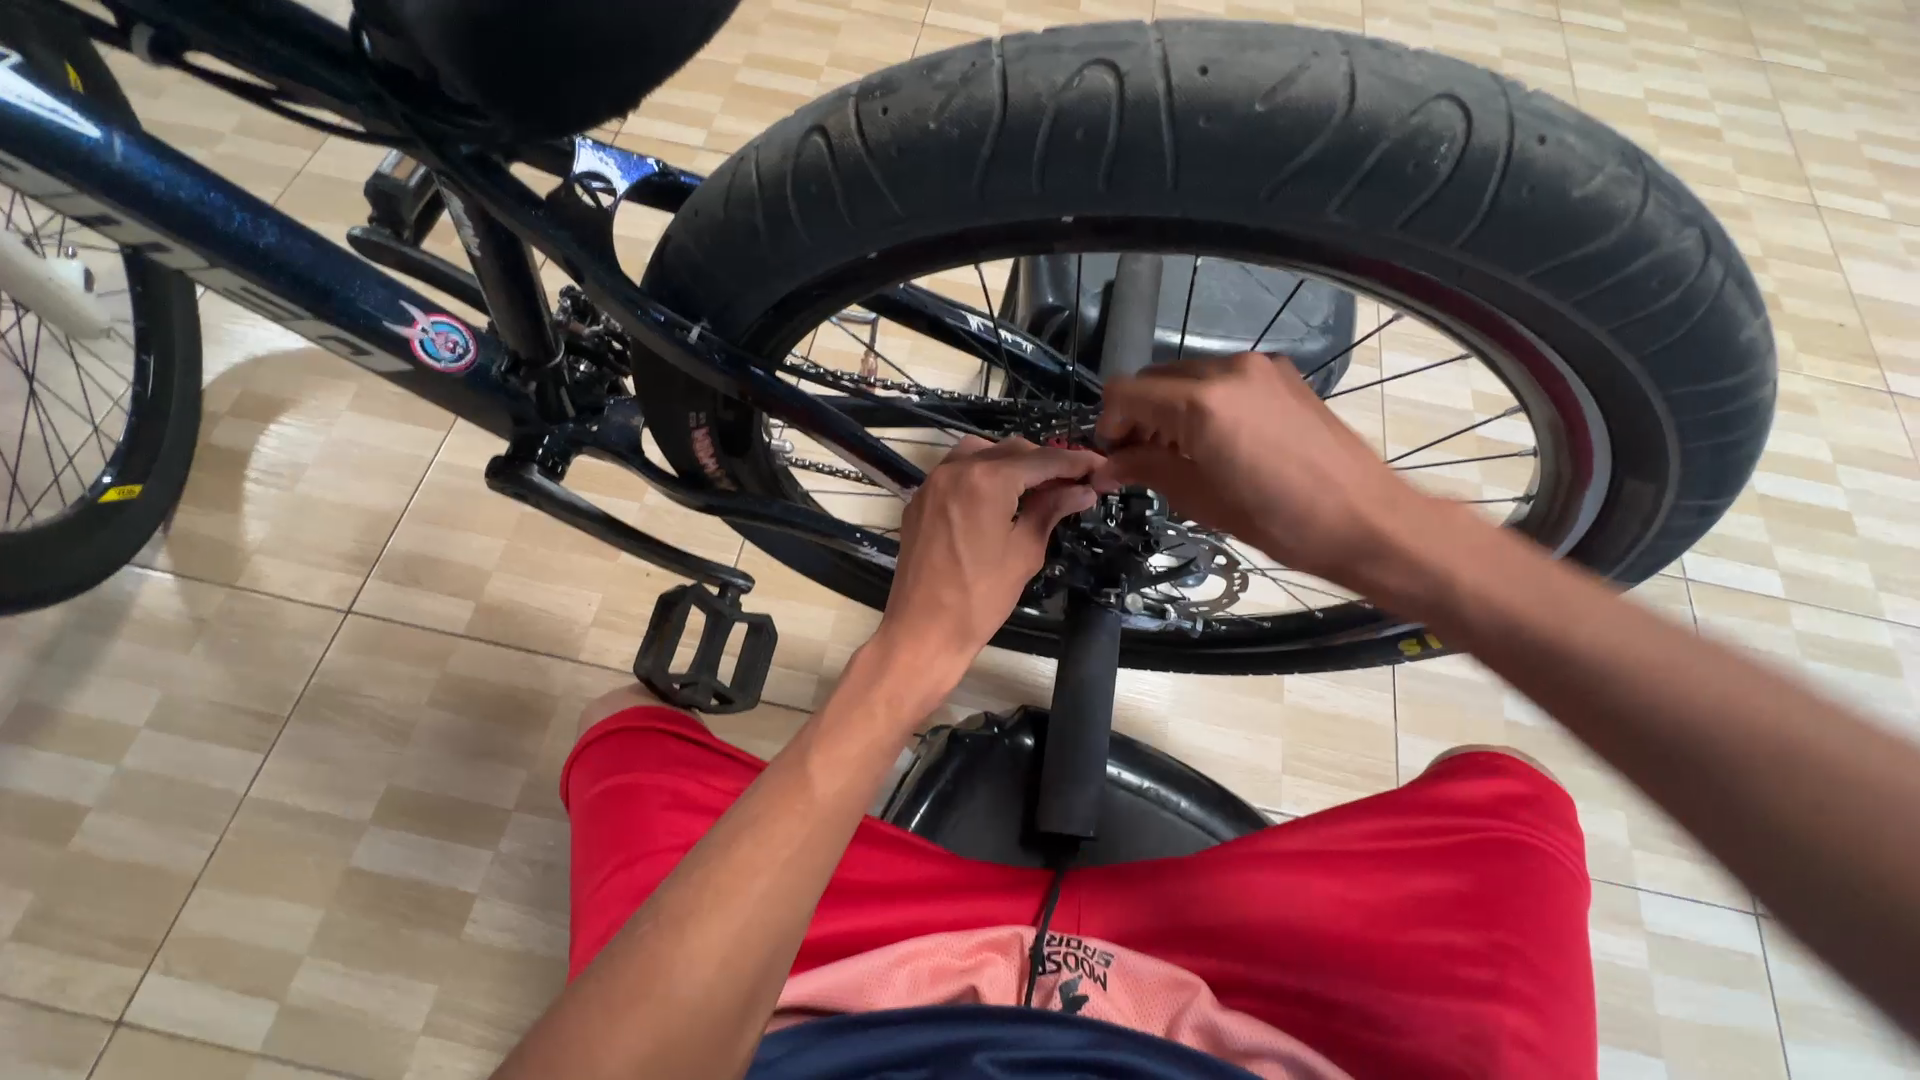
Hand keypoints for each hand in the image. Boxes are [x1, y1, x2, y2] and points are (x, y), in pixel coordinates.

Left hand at [873, 435, 1102, 684]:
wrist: (924, 630)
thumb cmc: (981, 597)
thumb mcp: (1025, 552)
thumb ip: (1051, 511)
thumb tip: (1082, 491)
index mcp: (986, 480)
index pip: (1041, 460)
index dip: (1074, 462)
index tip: (1098, 466)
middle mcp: (956, 469)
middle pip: (1010, 450)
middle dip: (1044, 463)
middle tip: (1072, 484)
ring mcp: (932, 483)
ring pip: (980, 453)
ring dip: (1011, 463)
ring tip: (1036, 489)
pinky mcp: (919, 500)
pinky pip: (956, 472)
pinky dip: (982, 475)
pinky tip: (999, 499)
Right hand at [1090, 352, 1429, 585]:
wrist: (1365, 519)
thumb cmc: (1279, 521)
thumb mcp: (1199, 500)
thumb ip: (1145, 470)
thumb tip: (1106, 467)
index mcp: (1201, 403)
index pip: (1125, 393)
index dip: (1108, 425)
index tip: (1112, 458)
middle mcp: (1227, 369)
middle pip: (1153, 379)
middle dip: (1137, 416)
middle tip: (1139, 459)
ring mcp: (1259, 367)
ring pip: (1187, 375)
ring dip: (1169, 408)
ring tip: (1180, 453)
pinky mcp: (1282, 374)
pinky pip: (1222, 378)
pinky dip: (1204, 401)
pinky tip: (1216, 441)